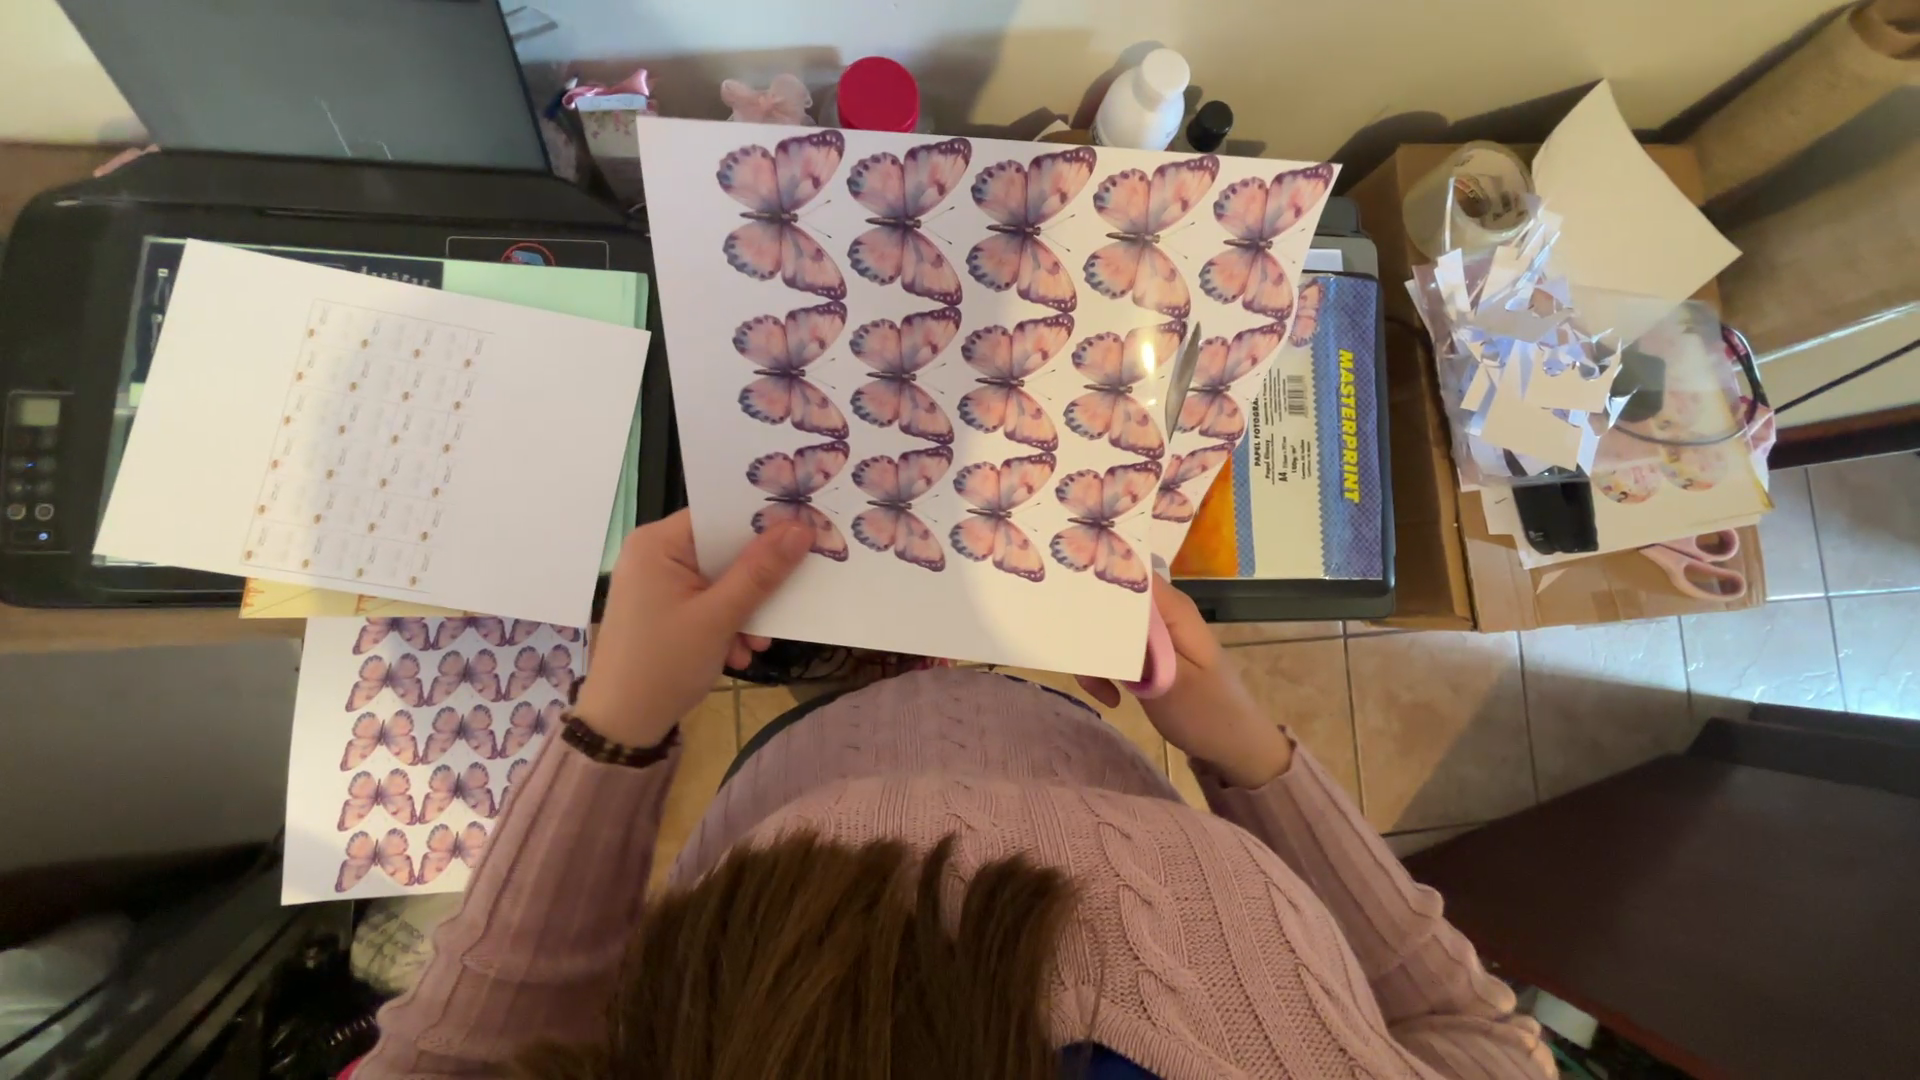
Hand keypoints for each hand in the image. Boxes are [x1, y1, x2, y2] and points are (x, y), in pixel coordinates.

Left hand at [573, 510, 810, 746]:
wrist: (622, 726)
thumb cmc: (663, 665)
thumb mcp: (719, 617)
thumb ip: (761, 571)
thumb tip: (802, 528)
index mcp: (658, 543)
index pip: (720, 514)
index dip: (763, 523)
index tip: (804, 534)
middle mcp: (656, 554)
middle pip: (724, 548)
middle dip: (756, 581)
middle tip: (787, 598)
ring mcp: (660, 583)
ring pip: (723, 579)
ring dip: (747, 609)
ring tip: (756, 643)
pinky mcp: (666, 608)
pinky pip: (710, 600)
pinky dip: (729, 623)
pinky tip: (737, 652)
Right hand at [1076, 577, 1292, 787]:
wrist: (1235, 749)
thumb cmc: (1207, 714)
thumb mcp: (1170, 680)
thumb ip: (1138, 640)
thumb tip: (1104, 603)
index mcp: (1173, 608)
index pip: (1129, 569)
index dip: (1095, 573)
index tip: (1065, 594)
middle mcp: (1163, 612)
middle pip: (1111, 600)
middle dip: (1087, 624)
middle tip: (1073, 653)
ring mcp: (1155, 634)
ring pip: (1108, 628)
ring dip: (1095, 655)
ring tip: (1099, 688)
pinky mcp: (1149, 654)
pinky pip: (1115, 650)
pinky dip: (1106, 670)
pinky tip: (1110, 696)